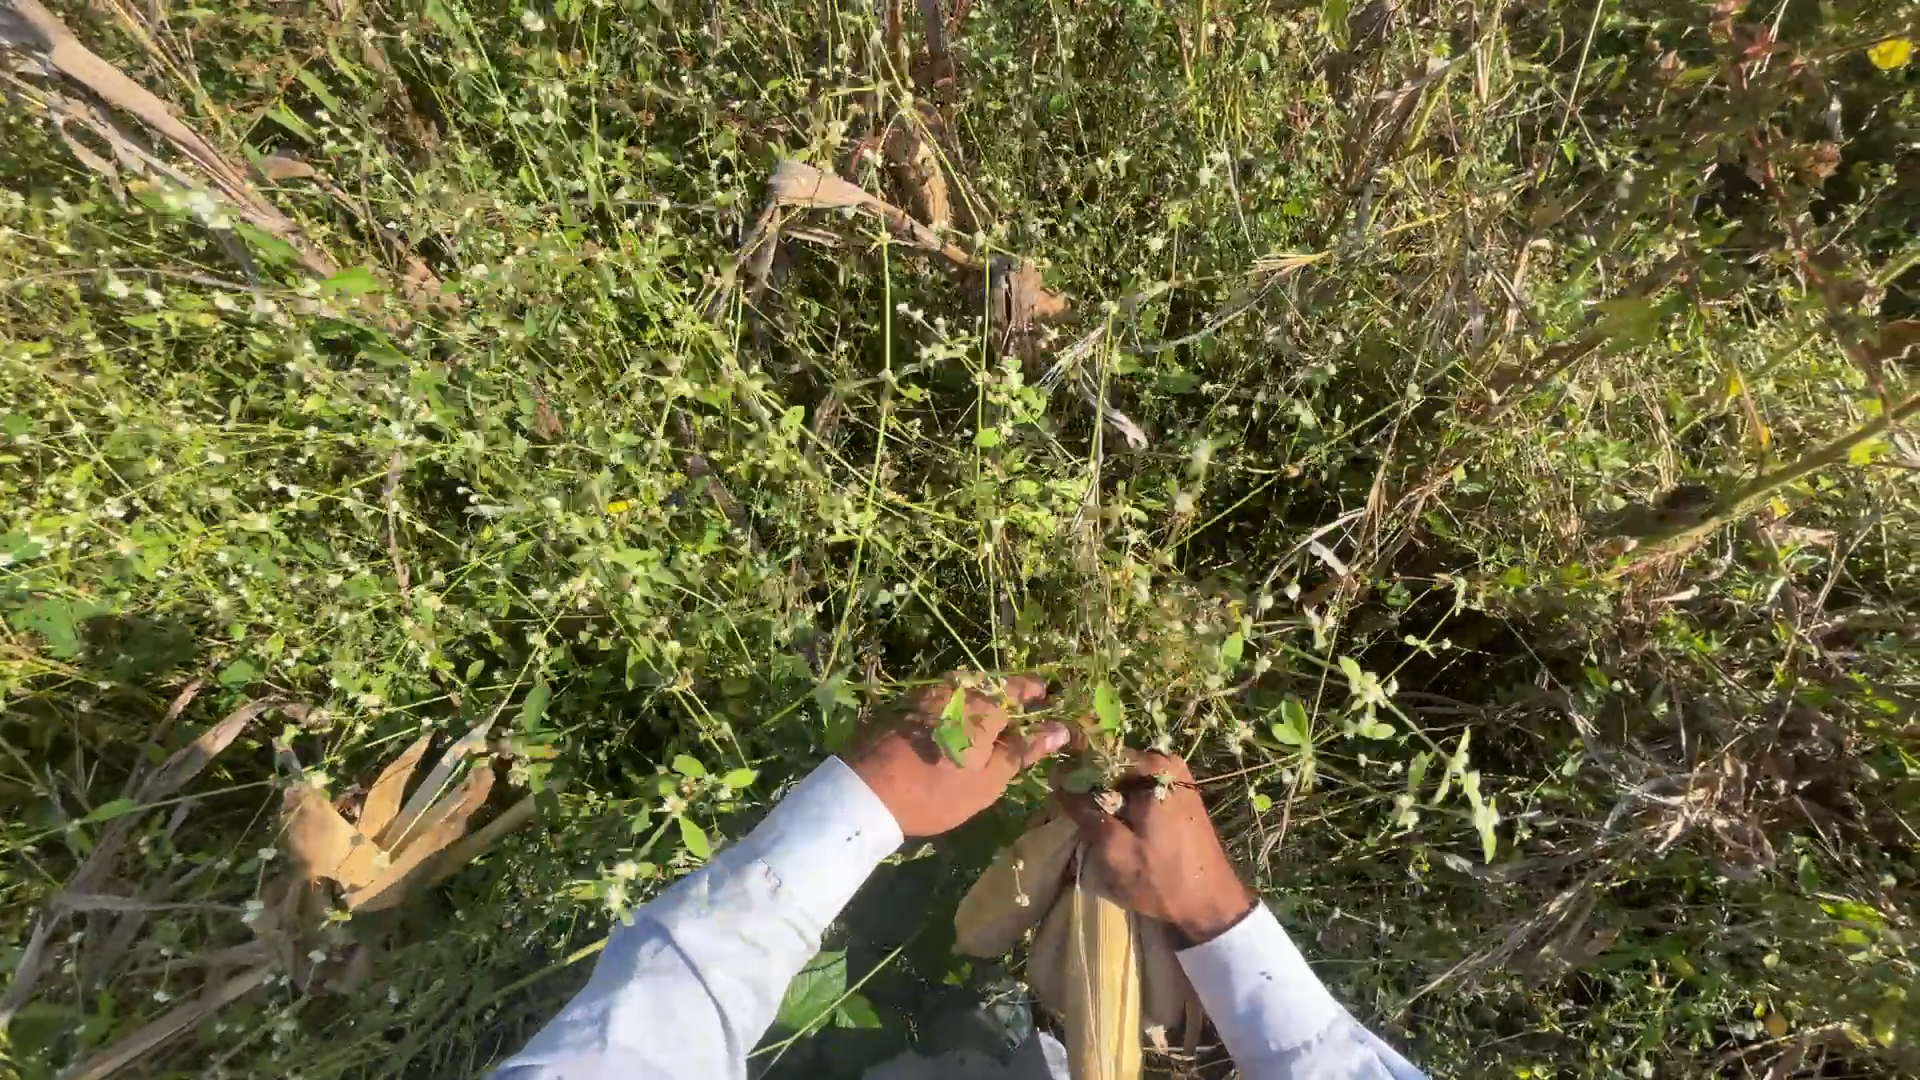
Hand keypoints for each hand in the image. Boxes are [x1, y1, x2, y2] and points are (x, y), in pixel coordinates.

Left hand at [844, 674, 1069, 837]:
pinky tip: (954, 729)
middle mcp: (958, 689)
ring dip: (981, 703)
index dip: (1036, 692)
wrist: (866, 791)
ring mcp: (928, 693)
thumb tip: (1060, 729)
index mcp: (984, 705)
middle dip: (1008, 698)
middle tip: (1017, 721)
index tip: (1047, 698)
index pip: (1020, 687)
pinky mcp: (906, 702)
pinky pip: (942, 697)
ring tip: (988, 728)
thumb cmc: (936, 791)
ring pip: (965, 690)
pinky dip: (955, 708)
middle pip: (992, 685)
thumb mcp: (988, 780)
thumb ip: (1024, 750)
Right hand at [1058, 751, 1253, 946]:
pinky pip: (1142, 787)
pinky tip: (1115, 822)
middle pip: (1113, 764)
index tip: (1057, 789)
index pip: (1098, 754)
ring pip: (1126, 777)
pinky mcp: (1181, 794)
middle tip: (1073, 809)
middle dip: (1091, 784)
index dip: (1074, 771)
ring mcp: (1178, 777)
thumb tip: (1058, 785)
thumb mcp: (1115, 850)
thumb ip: (1085, 812)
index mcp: (1153, 767)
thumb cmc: (1163, 878)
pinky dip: (1125, 800)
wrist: (1213, 907)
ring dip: (1107, 794)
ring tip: (1091, 819)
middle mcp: (1168, 762)